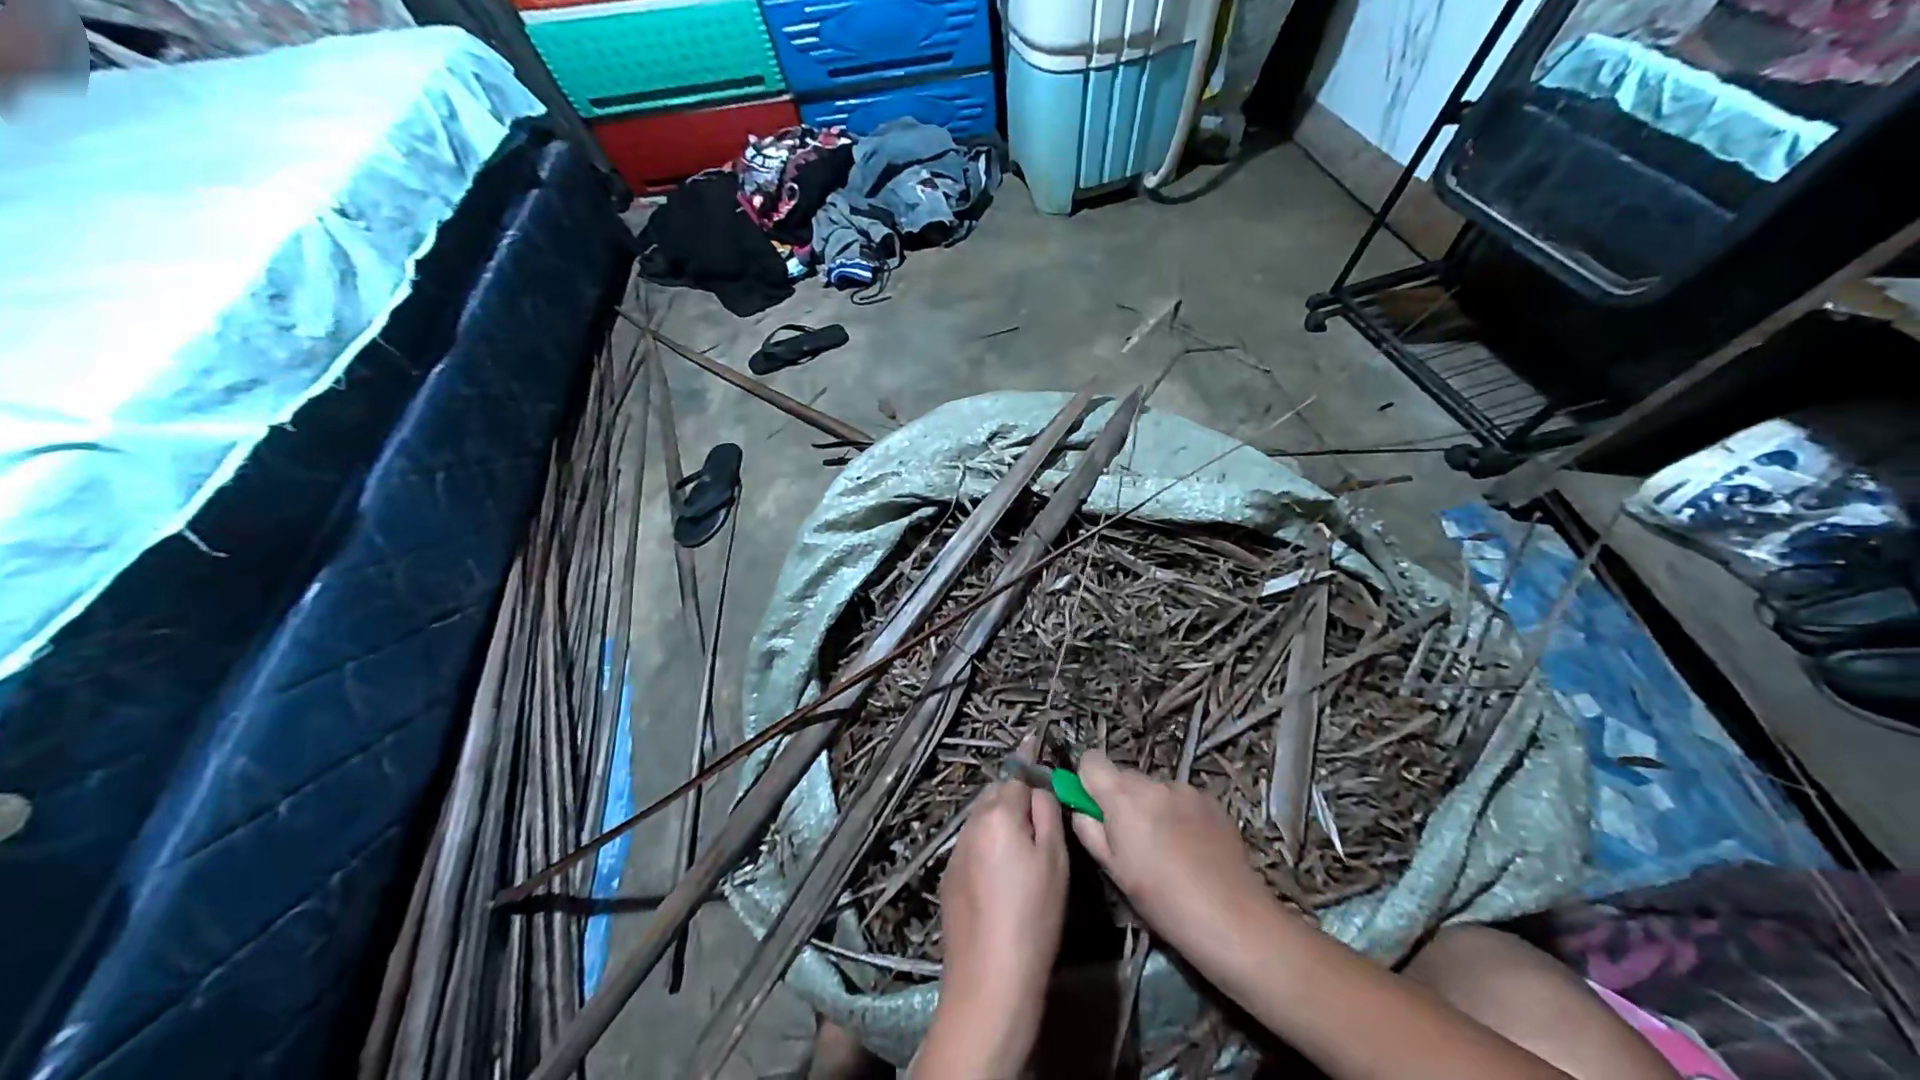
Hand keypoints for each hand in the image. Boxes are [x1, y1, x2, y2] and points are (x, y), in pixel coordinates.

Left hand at [916, 779, 1067, 1078]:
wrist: (990, 978)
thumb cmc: (1034, 916)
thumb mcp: (1054, 860)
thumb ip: (1046, 813)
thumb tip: (1038, 786)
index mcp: (997, 814)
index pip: (1015, 773)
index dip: (1029, 758)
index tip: (1035, 739)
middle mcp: (970, 824)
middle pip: (995, 793)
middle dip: (1015, 790)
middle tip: (1041, 807)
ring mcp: (955, 851)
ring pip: (982, 818)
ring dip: (1000, 816)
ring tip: (1025, 840)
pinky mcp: (949, 876)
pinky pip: (973, 843)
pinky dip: (988, 841)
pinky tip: (1003, 870)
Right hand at [1070, 750, 1272, 959]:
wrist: (1232, 917)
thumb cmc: (1162, 900)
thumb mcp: (1114, 872)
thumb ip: (1090, 832)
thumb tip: (1082, 812)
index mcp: (1123, 797)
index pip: (1091, 761)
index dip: (1088, 781)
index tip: (1093, 808)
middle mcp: (1154, 784)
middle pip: (1125, 777)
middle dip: (1121, 799)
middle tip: (1131, 839)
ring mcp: (1187, 790)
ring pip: (1155, 790)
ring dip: (1152, 807)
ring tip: (1166, 848)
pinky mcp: (1212, 802)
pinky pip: (1182, 800)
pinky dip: (1179, 815)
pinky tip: (1192, 848)